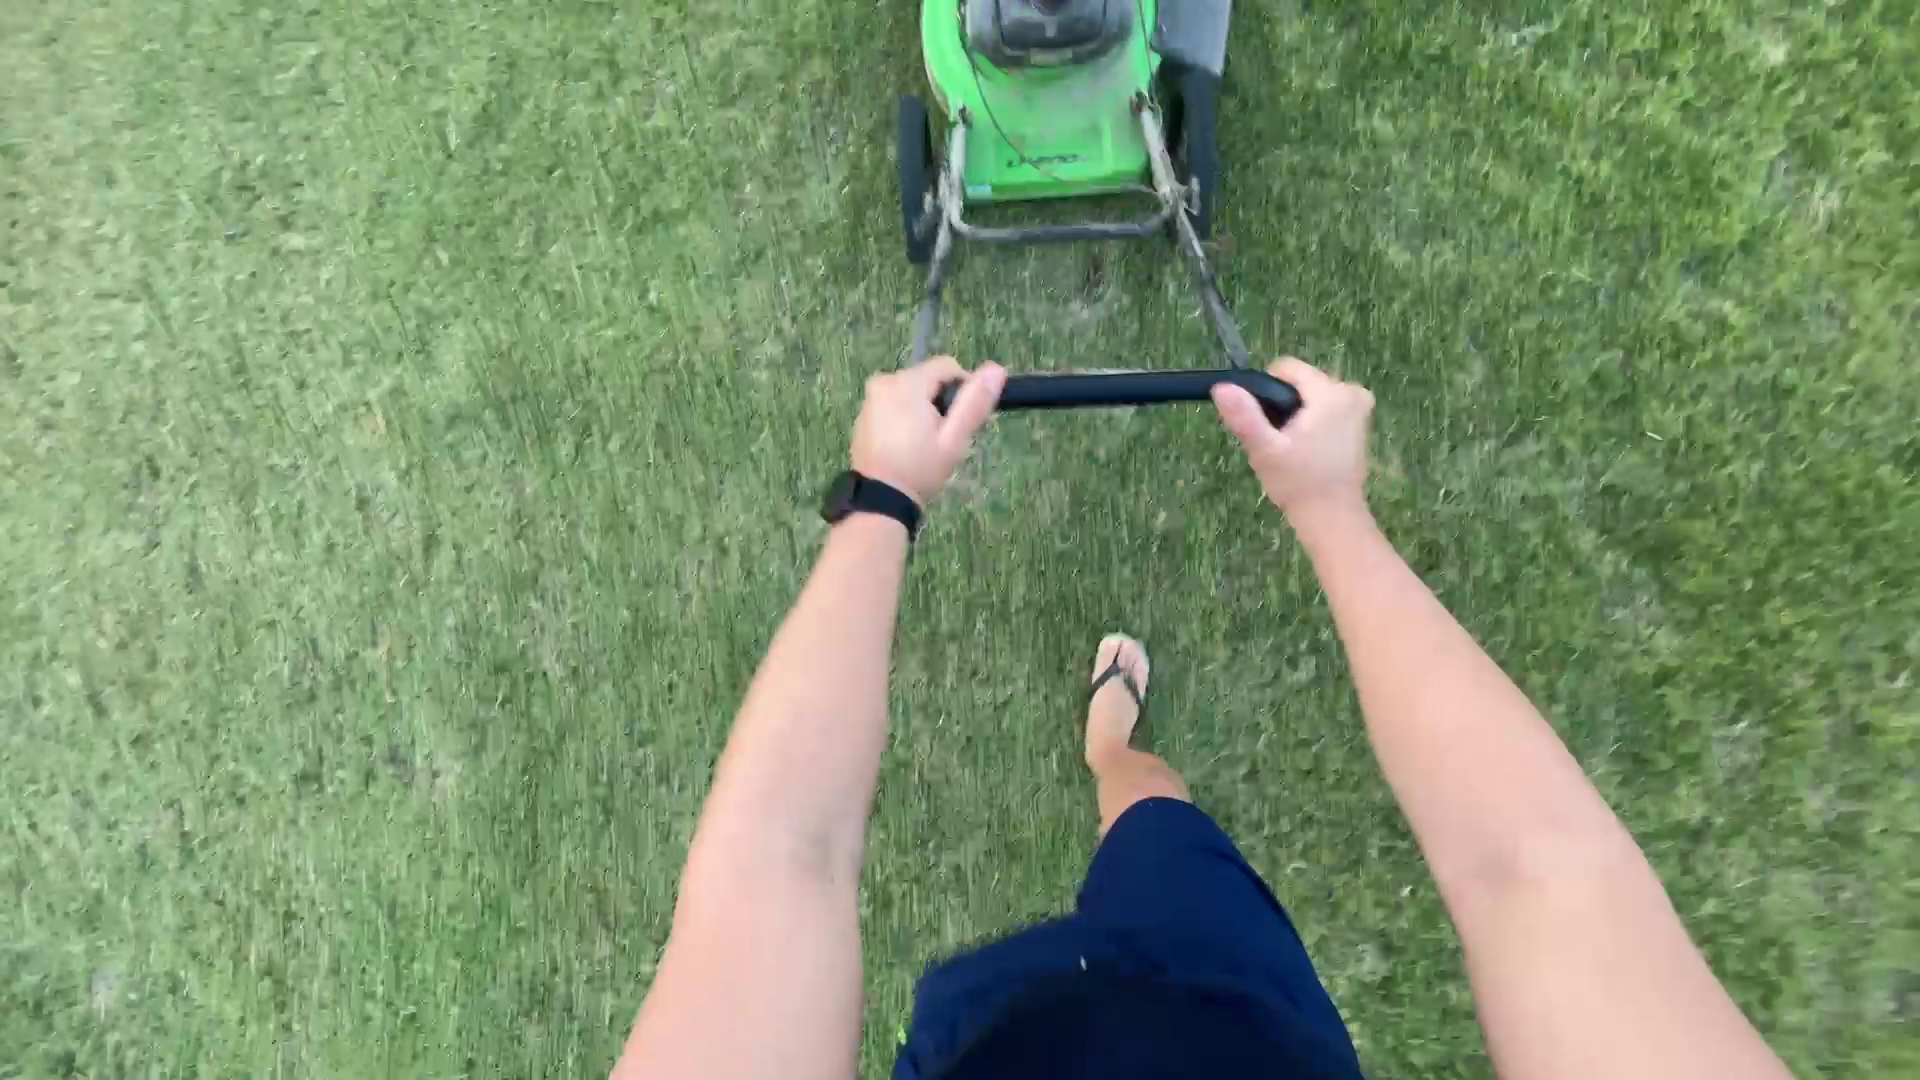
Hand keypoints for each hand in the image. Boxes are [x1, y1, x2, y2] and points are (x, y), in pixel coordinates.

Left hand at [850, 357, 1005, 505]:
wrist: (881, 499)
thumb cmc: (920, 469)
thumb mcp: (953, 439)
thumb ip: (974, 403)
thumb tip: (997, 369)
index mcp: (906, 383)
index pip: (947, 367)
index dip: (962, 390)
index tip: (960, 422)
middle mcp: (884, 381)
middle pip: (927, 380)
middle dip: (940, 403)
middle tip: (943, 438)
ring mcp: (870, 398)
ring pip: (911, 392)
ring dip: (923, 410)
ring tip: (925, 444)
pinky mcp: (864, 414)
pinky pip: (894, 405)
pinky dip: (904, 417)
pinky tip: (907, 445)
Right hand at [1211, 357, 1373, 523]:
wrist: (1331, 515)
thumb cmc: (1297, 483)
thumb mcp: (1264, 450)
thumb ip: (1244, 416)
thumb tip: (1221, 386)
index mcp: (1331, 393)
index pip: (1285, 369)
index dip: (1266, 393)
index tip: (1266, 424)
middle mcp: (1352, 391)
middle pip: (1298, 382)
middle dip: (1282, 406)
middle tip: (1278, 442)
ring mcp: (1360, 406)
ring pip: (1309, 395)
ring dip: (1296, 415)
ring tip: (1291, 447)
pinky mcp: (1360, 421)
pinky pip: (1324, 407)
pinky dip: (1311, 422)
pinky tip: (1306, 449)